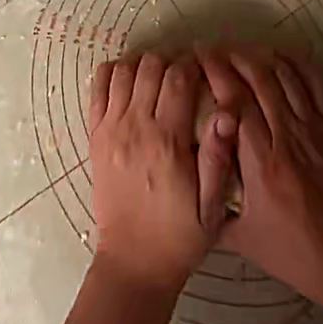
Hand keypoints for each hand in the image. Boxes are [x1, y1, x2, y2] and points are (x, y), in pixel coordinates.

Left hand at [86, 52, 236, 292]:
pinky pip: (97, 87)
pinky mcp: (95, 136)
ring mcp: (111, 129)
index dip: (193, 64)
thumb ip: (218, 157)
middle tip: (182, 75)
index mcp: (168, 140)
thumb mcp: (212, 205)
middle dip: (170, 61)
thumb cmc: (179, 234)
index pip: (179, 77)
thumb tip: (227, 113)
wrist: (133, 263)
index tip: (203, 69)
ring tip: (158, 79)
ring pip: (124, 70)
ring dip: (143, 66)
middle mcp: (136, 127)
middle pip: (151, 65)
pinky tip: (129, 82)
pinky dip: (113, 74)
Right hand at [198, 46, 322, 310]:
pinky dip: (296, 62)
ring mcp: (314, 128)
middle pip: (258, 79)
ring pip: (284, 75)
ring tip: (236, 46)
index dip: (215, 73)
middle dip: (231, 56)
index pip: (235, 101)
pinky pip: (315, 83)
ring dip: (259, 54)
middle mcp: (288, 136)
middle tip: (209, 47)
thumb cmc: (294, 252)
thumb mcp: (241, 238)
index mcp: (262, 162)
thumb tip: (182, 179)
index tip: (196, 59)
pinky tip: (279, 53)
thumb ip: (211, 207)